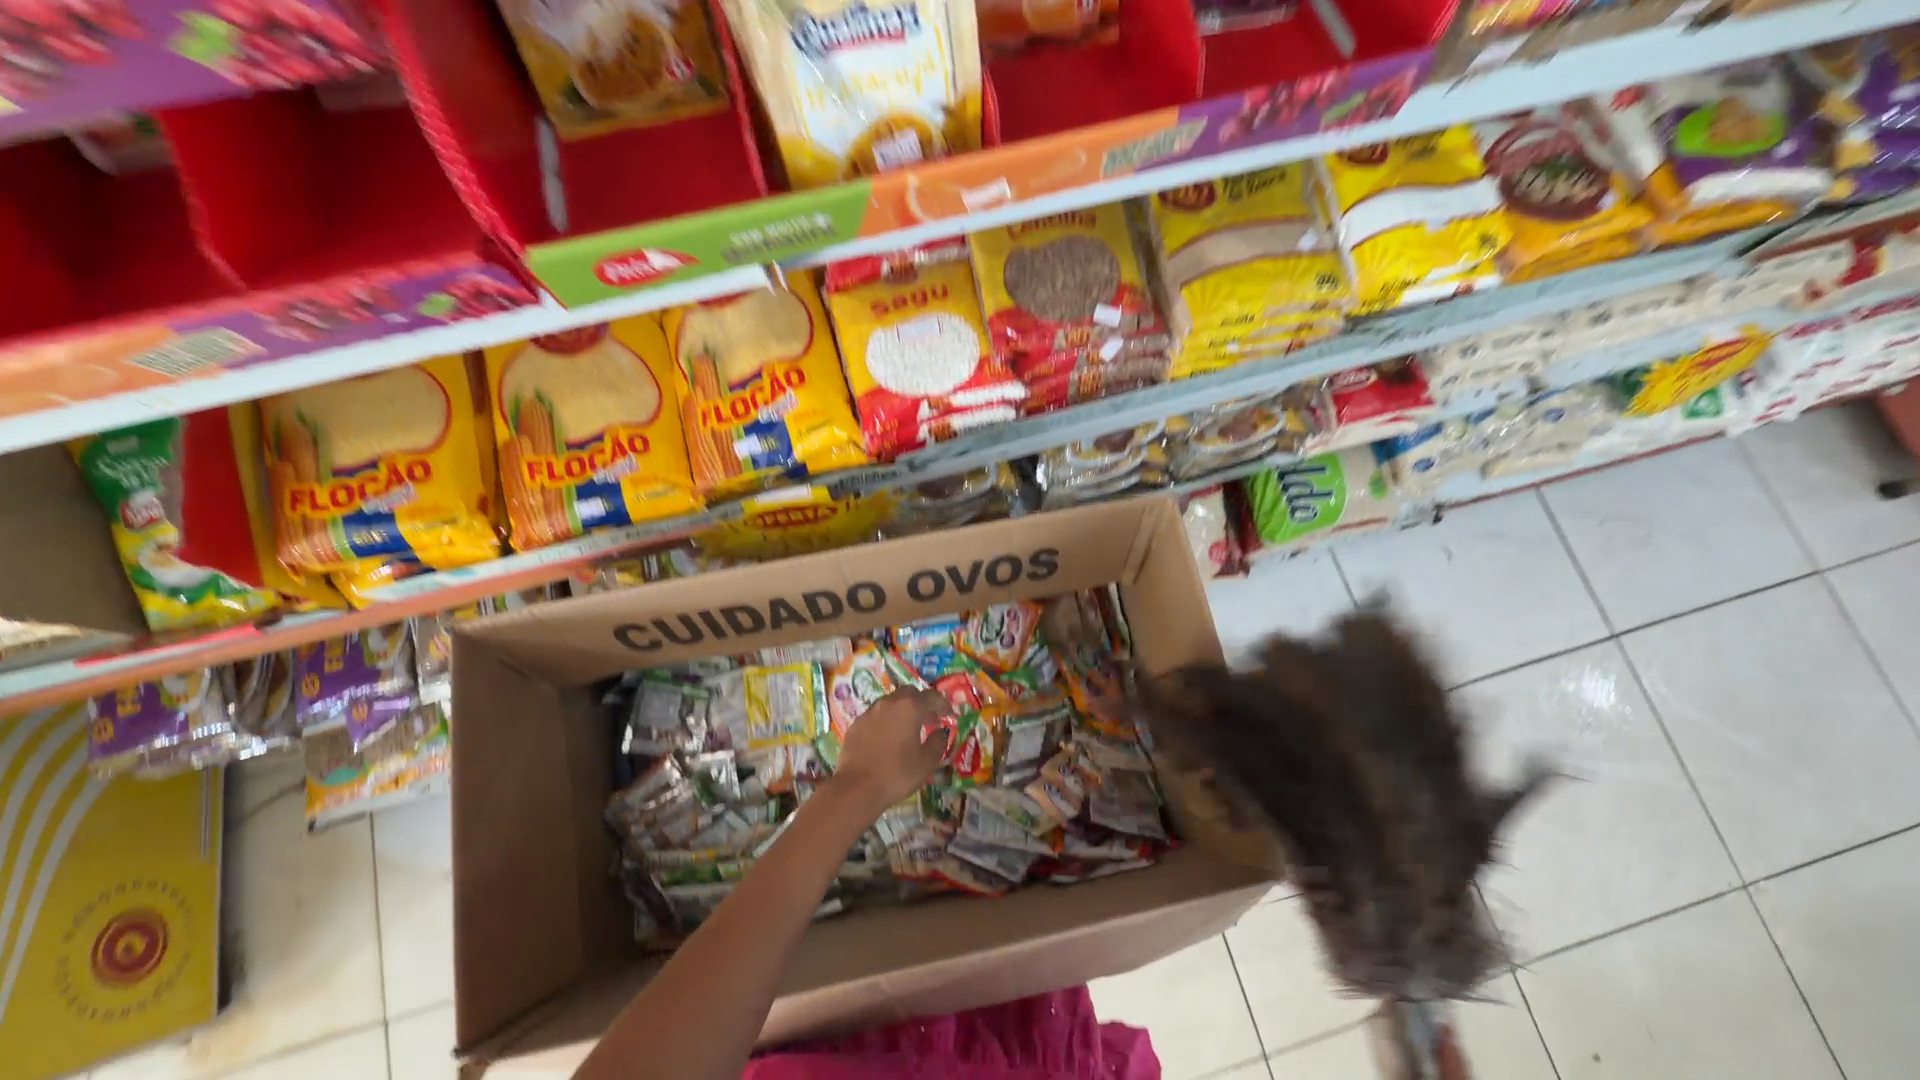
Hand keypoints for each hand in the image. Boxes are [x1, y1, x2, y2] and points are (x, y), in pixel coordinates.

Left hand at [834, 688, 952, 809]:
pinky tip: (887, 738)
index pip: (931, 697)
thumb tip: (940, 732)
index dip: (943, 704)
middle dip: (921, 703)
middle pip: (909, 693)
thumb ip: (937, 743)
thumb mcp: (926, 762)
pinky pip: (876, 716)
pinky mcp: (856, 724)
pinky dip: (886, 721)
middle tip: (929, 720)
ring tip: (908, 729)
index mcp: (909, 708)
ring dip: (902, 711)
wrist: (856, 788)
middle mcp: (888, 703)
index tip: (950, 715)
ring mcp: (869, 712)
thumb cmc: (897, 774)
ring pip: (890, 703)